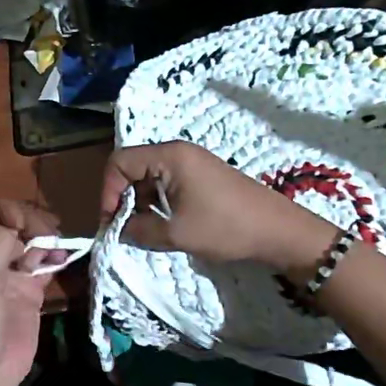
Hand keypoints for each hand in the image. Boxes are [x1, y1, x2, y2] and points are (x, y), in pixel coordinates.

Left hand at [0, 200, 64, 385]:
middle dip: (32, 222)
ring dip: (47, 237)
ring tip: (59, 246)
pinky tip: (64, 258)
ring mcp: (8, 272)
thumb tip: (22, 232)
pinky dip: (55, 256)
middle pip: (12, 221)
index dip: (7, 210)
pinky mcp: (28, 290)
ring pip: (31, 240)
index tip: (24, 227)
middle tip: (49, 234)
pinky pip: (44, 262)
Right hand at [99, 141, 337, 275]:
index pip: (119, 162)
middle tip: (126, 230)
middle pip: (132, 168)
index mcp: (169, 156)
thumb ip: (138, 229)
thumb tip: (118, 231)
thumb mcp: (175, 233)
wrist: (278, 231)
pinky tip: (166, 226)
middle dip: (122, 199)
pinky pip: (166, 184)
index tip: (111, 223)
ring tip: (147, 231)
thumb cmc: (226, 227)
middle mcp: (177, 152)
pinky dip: (158, 204)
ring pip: (148, 178)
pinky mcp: (201, 176)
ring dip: (140, 204)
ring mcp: (191, 163)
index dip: (108, 192)